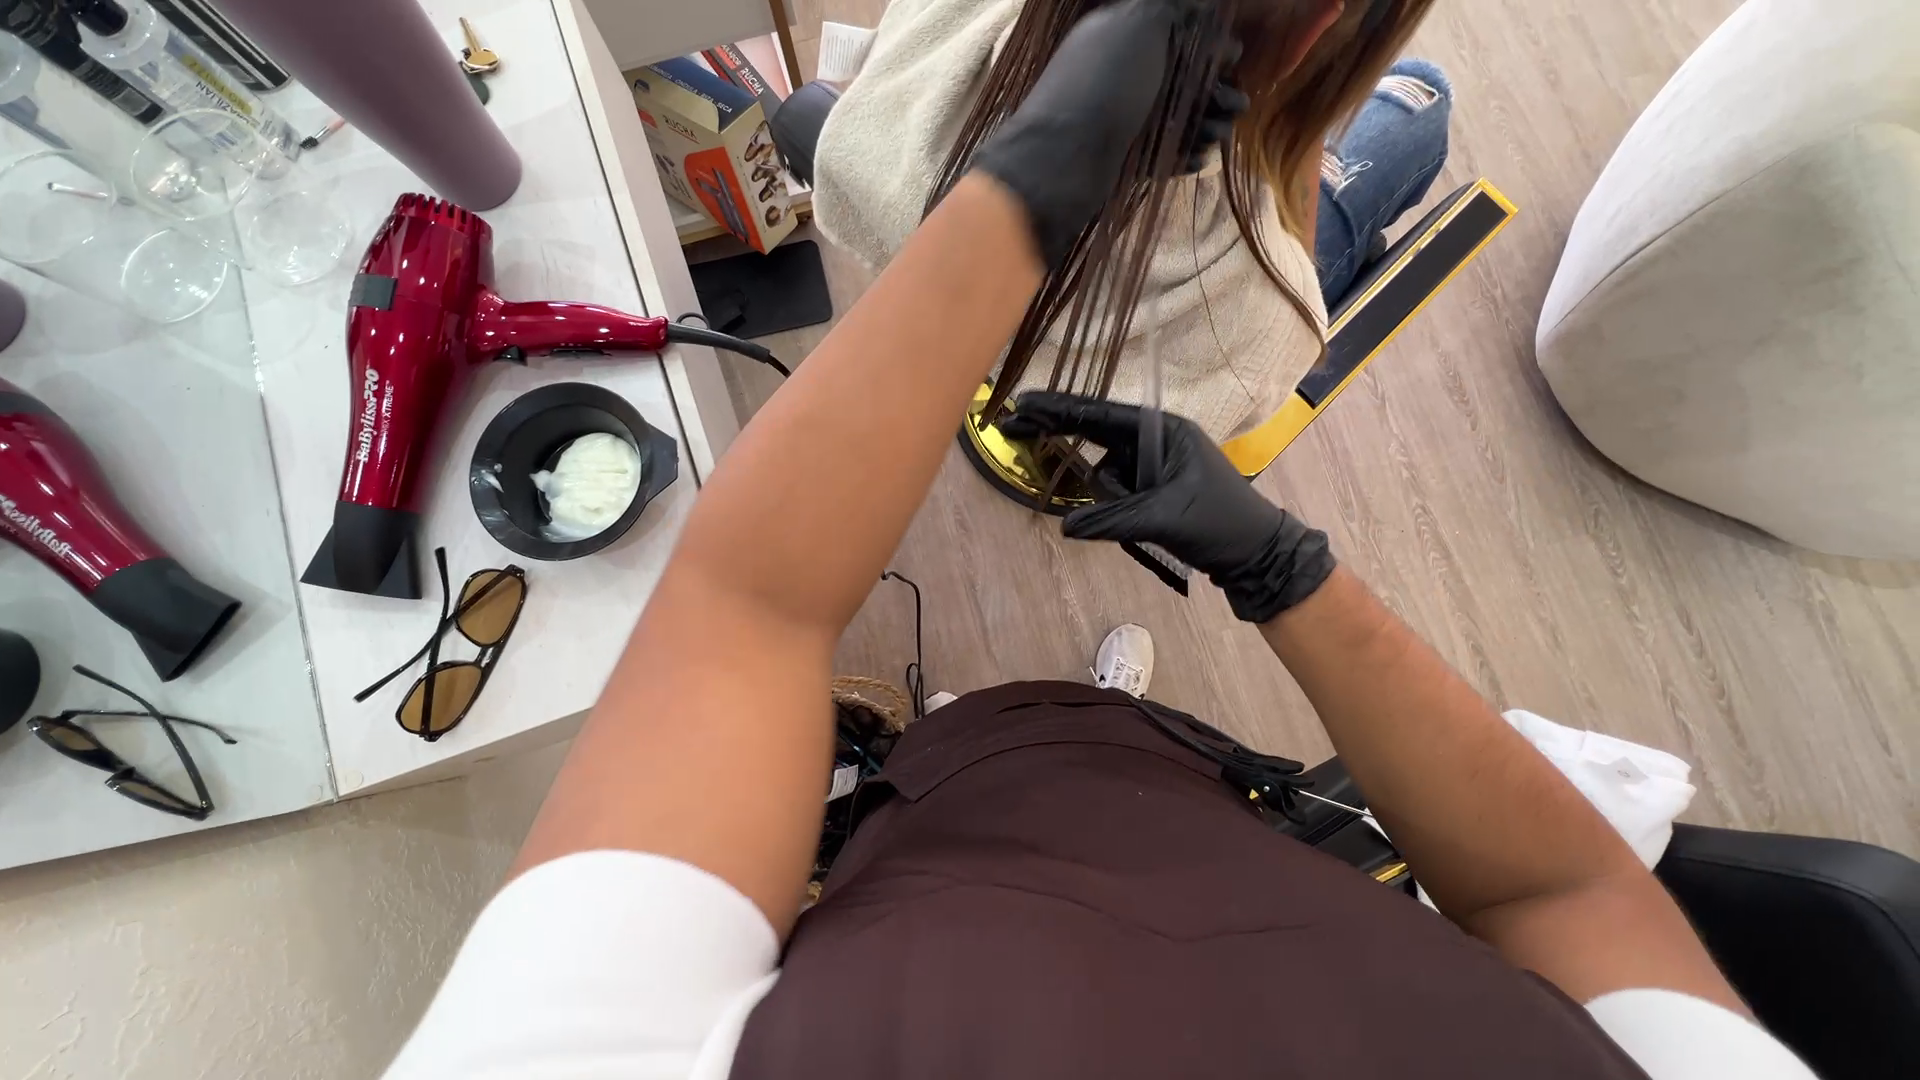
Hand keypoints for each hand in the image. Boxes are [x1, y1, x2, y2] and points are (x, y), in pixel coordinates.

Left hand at [970, 0, 1240, 268]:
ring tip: (1223, 135)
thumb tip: (1204, 5)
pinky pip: (1154, 159)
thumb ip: (1172, 7)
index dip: (1207, 46)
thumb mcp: (1140, 24)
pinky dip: (1179, 158)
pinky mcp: (1116, 165)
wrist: (1060, 162)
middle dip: (1211, 92)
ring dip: (1201, 127)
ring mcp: (1116, 125)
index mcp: (1120, 39)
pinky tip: (1200, 160)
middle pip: (1176, 83)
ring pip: (1169, 122)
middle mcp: (1118, 80)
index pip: (1172, 37)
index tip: (1234, 57)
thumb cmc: (1102, 86)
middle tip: (1239, 107)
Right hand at [1000, 392, 1336, 621]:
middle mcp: (1157, 440)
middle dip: (1060, 431)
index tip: (1024, 403)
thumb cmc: (1218, 523)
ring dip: (1105, 493)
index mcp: (1165, 431)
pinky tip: (1127, 522)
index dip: (1061, 408)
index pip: (1103, 414)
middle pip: (1097, 433)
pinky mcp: (1154, 488)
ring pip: (1107, 470)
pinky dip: (1112, 503)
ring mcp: (1155, 464)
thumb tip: (1065, 527)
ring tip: (1138, 518)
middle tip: (1013, 426)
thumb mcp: (1163, 518)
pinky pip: (1119, 489)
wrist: (1255, 553)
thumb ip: (1111, 520)